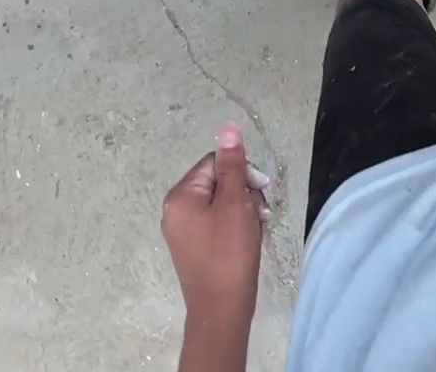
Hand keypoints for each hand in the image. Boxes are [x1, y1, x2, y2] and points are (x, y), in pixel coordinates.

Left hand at [162, 123, 269, 321]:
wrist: (222, 308)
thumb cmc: (229, 251)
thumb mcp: (235, 201)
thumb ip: (233, 164)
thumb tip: (229, 127)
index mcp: (181, 195)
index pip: (216, 162)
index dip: (241, 171)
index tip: (260, 188)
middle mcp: (176, 209)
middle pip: (218, 180)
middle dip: (243, 190)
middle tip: (260, 210)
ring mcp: (184, 229)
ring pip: (221, 200)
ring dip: (244, 207)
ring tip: (257, 225)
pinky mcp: (194, 245)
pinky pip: (217, 219)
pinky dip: (236, 222)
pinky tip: (249, 235)